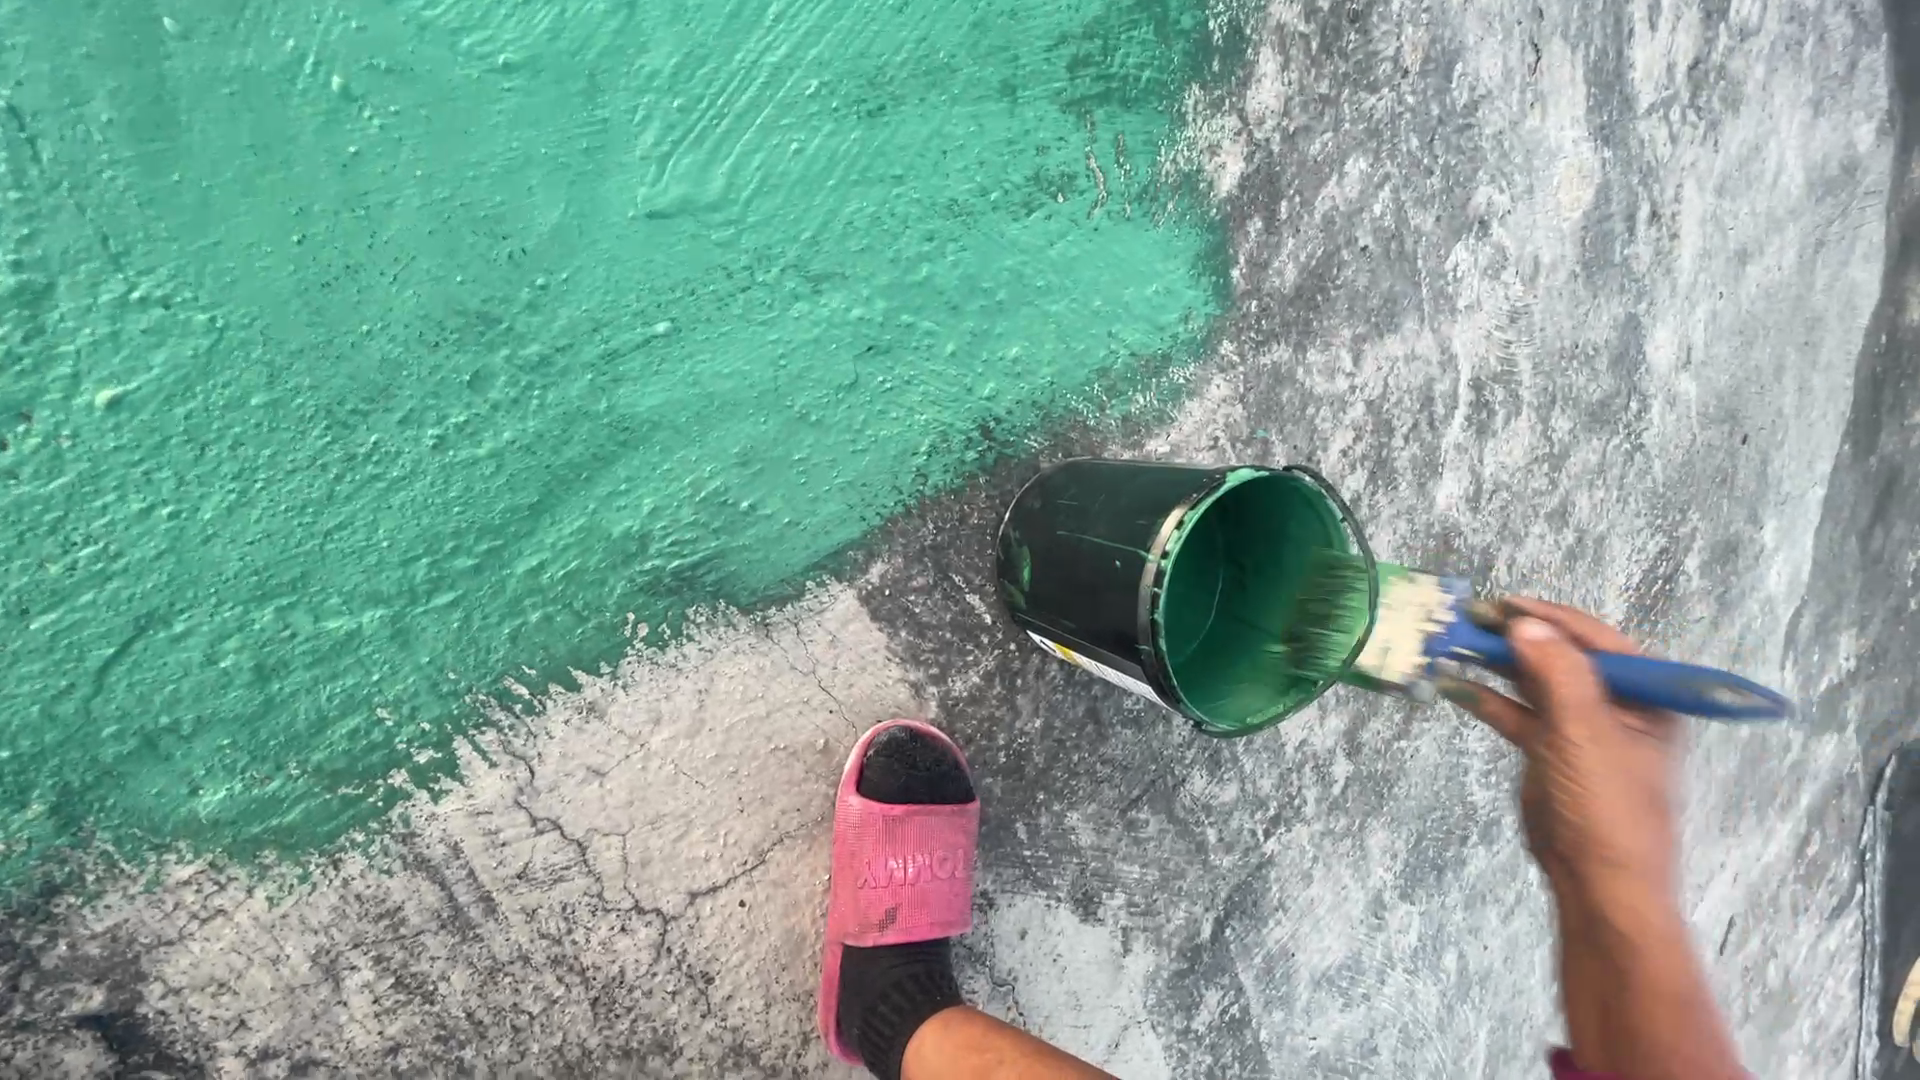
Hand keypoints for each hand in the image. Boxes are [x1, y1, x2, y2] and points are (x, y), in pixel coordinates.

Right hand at [1438, 597, 1681, 899]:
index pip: (1596, 641)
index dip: (1550, 618)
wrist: (1597, 877)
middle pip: (1559, 656)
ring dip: (1492, 663)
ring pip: (1531, 681)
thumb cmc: (1606, 803)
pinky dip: (1483, 696)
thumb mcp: (1586, 732)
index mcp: (1644, 698)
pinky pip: (1512, 711)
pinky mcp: (1546, 748)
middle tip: (1468, 618)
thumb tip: (1525, 622)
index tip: (1502, 604)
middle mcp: (1613, 706)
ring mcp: (1578, 727)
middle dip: (1514, 637)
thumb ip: (1558, 672)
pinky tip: (1450, 683)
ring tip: (1452, 643)